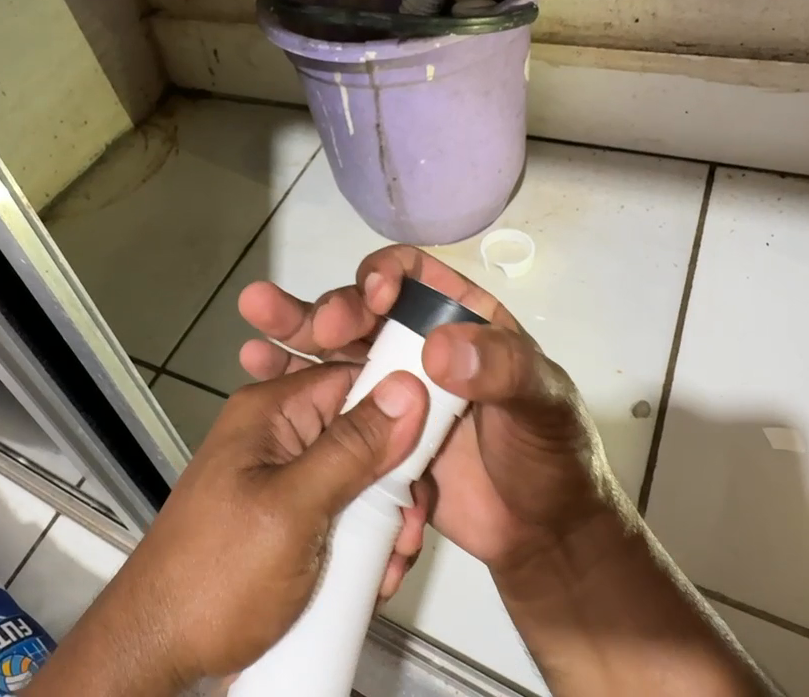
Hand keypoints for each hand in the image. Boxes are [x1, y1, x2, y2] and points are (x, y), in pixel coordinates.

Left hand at [30, 363, 430, 693]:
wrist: (162, 649)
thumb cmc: (209, 578)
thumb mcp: (291, 510)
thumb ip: (351, 449)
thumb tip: (405, 389)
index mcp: (271, 413)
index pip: (352, 377)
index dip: (399, 405)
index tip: (432, 447)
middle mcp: (279, 437)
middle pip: (365, 434)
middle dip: (394, 484)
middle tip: (403, 530)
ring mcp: (286, 480)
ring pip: (362, 482)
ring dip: (384, 524)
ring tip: (383, 564)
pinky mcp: (292, 520)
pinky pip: (345, 517)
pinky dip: (365, 547)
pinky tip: (367, 578)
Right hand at [238, 245, 621, 578]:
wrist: (540, 535)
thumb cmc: (552, 457)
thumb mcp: (544, 404)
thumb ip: (504, 370)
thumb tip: (440, 349)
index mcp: (461, 320)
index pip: (415, 275)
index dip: (388, 274)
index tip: (374, 298)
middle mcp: (418, 343)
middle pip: (362, 309)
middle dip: (331, 309)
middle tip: (316, 329)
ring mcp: (390, 386)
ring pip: (334, 349)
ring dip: (294, 333)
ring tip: (256, 327)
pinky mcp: (370, 429)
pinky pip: (327, 399)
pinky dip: (290, 381)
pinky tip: (256, 369)